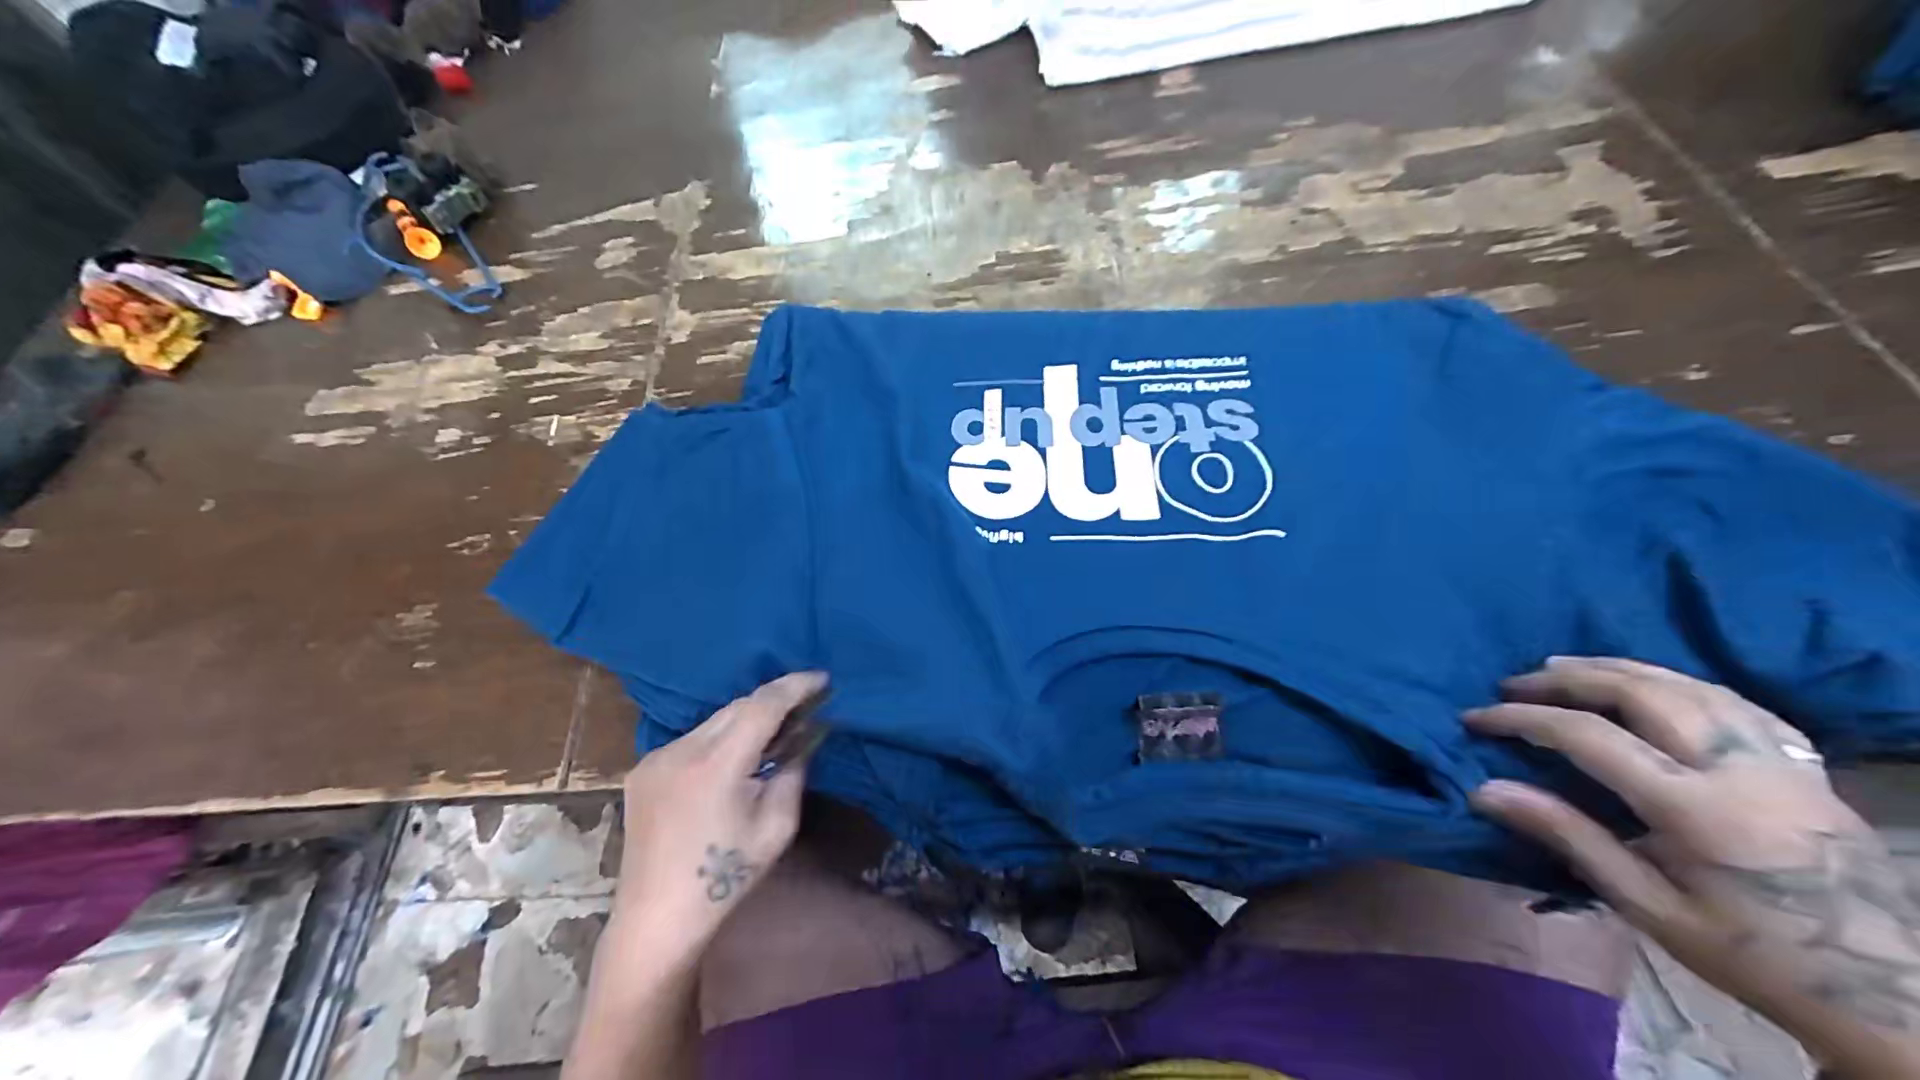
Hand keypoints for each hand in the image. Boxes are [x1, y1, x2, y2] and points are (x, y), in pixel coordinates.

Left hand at [611, 672, 824, 958]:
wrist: (656, 917)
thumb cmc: (726, 877)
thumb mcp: (777, 827)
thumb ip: (794, 772)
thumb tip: (803, 738)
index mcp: (716, 764)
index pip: (762, 705)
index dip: (795, 686)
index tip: (823, 678)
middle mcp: (681, 749)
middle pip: (738, 706)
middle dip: (774, 701)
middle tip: (806, 706)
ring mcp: (656, 757)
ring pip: (714, 720)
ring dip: (746, 720)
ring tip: (773, 734)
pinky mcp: (643, 769)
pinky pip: (693, 739)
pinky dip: (720, 738)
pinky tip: (733, 760)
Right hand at [1466, 657, 1919, 1077]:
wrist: (1890, 990)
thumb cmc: (1750, 952)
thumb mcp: (1647, 906)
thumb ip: (1567, 836)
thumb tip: (1483, 788)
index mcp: (1697, 809)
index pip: (1588, 736)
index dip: (1521, 719)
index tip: (1476, 718)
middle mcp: (1741, 770)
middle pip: (1640, 693)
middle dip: (1566, 679)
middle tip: (1515, 684)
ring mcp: (1782, 761)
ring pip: (1686, 685)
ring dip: (1615, 668)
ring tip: (1563, 667)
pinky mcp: (1805, 765)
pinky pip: (1733, 700)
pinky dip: (1675, 682)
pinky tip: (1646, 684)